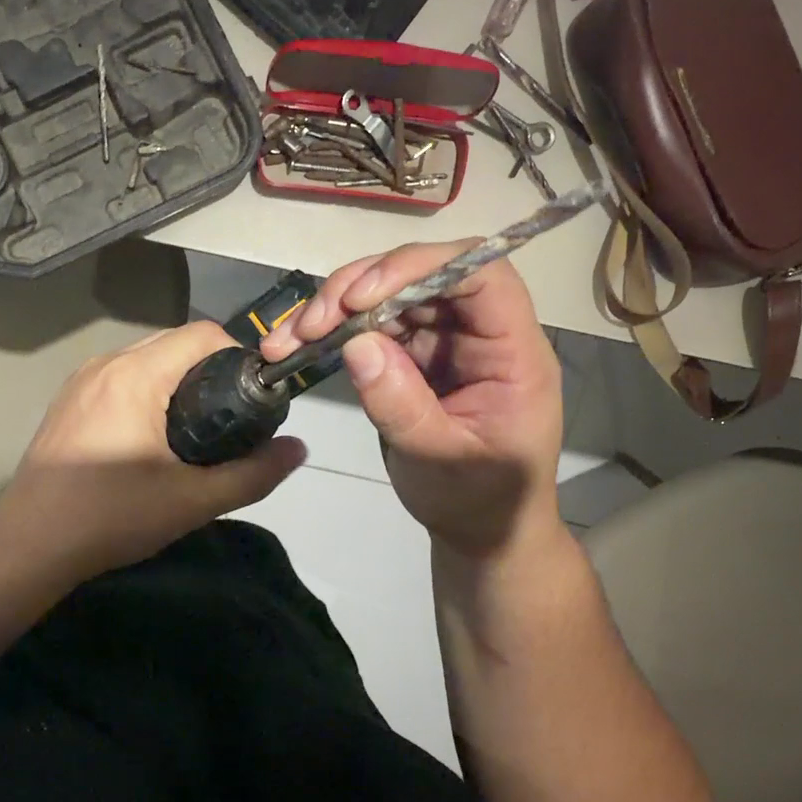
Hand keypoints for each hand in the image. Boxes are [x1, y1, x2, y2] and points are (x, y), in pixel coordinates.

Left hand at [0, 321, 306, 583]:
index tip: (253, 400)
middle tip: (230, 422)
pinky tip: (152, 441)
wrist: (30, 545)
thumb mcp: (192, 501)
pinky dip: (148, 395)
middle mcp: (105, 365)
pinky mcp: (67, 403)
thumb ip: (252, 474)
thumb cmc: (111, 518)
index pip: (203, 335)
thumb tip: (299, 449)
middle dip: (210, 374)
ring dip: (178, 385)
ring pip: (146, 362)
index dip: (239, 358)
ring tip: (196, 434)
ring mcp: (81, 382)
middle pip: (175, 344)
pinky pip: (121, 380)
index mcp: (135, 375)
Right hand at [260, 249, 563, 560]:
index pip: (478, 275)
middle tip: (311, 324)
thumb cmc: (478, 500)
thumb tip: (355, 343)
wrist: (480, 531)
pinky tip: (293, 347)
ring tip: (288, 339)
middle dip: (359, 288)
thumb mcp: (440, 460)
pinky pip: (368, 326)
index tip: (361, 299)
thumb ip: (401, 404)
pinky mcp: (410, 354)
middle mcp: (478, 331)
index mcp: (513, 350)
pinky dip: (329, 332)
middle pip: (421, 275)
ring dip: (333, 308)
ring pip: (386, 296)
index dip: (419, 269)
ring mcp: (442, 339)